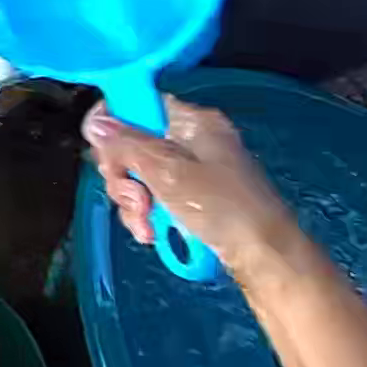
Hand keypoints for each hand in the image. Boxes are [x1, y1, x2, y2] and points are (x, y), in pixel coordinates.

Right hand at [82, 96, 294, 268]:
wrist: (271, 263)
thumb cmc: (223, 208)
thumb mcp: (168, 173)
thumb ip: (127, 145)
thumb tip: (94, 124)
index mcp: (191, 120)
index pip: (137, 103)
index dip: (114, 125)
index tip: (107, 155)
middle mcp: (190, 138)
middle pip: (131, 141)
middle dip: (123, 175)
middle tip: (135, 200)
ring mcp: (191, 170)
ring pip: (138, 173)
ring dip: (132, 201)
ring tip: (146, 226)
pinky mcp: (192, 199)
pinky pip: (153, 196)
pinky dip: (147, 215)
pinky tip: (152, 234)